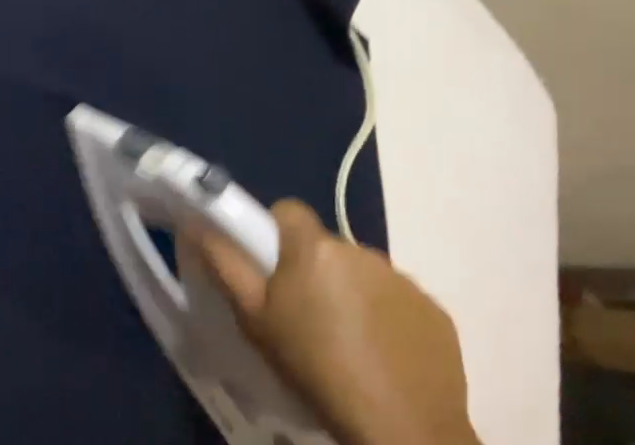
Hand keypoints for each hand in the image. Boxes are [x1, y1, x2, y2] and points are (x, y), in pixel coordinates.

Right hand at [188, 200, 479, 444]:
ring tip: (343, 338)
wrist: (401, 429)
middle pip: (324, 246)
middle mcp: (361, 251)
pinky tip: (379, 353)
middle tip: (300, 313)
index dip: (274, 232)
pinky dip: (385, 316)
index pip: (288, 210)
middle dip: (311, 268)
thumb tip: (197, 223)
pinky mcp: (436, 312)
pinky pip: (397, 300)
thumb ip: (224, 263)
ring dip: (349, 291)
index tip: (269, 268)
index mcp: (314, 248)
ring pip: (362, 273)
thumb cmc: (314, 367)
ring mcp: (405, 281)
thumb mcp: (253, 319)